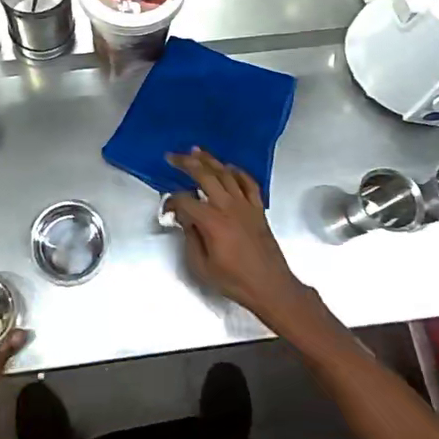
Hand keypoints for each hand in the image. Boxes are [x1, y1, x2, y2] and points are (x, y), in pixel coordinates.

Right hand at [166, 148, 322, 331]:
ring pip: (226, 174)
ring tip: (196, 151)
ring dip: (210, 160)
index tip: (167, 210)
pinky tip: (229, 167)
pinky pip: (249, 183)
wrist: (271, 287)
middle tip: (172, 156)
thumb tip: (185, 219)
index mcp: (211, 221)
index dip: (171, 202)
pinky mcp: (258, 209)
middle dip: (185, 163)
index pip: (184, 200)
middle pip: (204, 176)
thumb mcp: (201, 265)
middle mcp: (228, 207)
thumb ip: (189, 237)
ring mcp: (245, 206)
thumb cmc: (234, 280)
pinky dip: (238, 172)